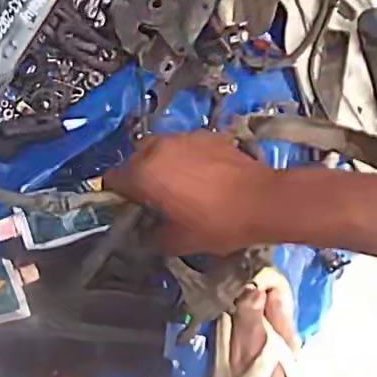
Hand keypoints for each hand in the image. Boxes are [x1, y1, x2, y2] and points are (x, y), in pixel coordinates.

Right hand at [105, 132, 276, 254]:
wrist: (264, 200)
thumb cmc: (218, 222)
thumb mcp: (179, 241)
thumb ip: (152, 237)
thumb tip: (143, 234)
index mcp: (144, 173)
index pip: (112, 179)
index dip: (117, 196)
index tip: (129, 209)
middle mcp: (158, 148)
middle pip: (134, 159)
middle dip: (138, 177)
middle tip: (153, 199)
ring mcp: (184, 138)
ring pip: (158, 148)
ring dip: (160, 164)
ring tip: (177, 185)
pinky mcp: (207, 135)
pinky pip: (183, 145)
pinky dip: (184, 157)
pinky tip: (200, 176)